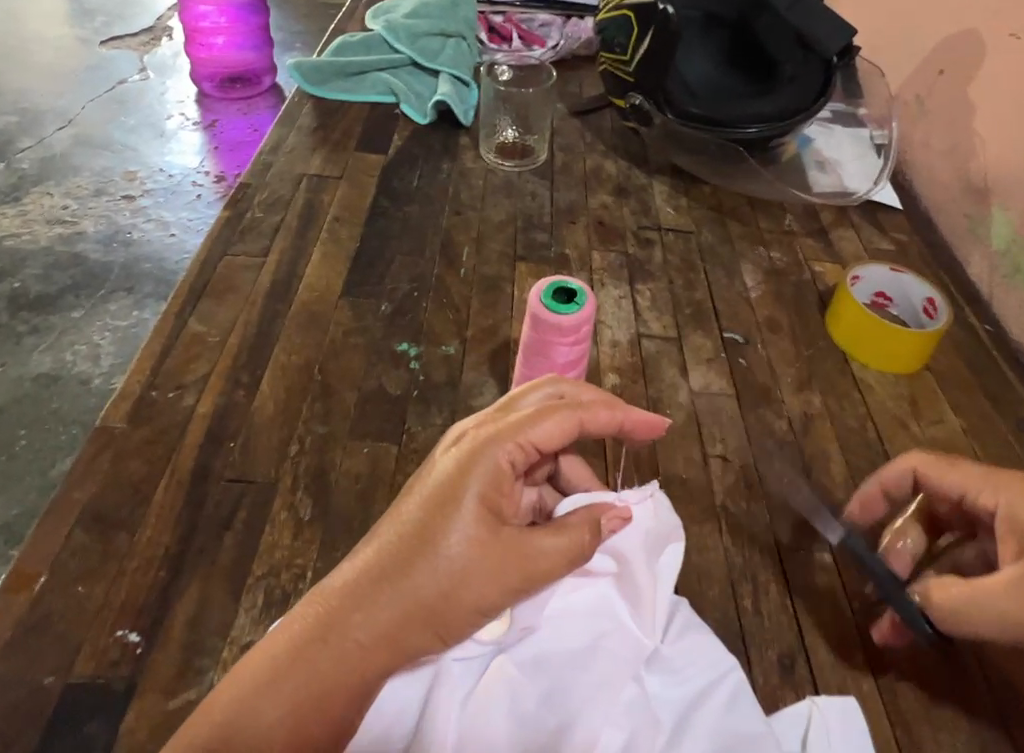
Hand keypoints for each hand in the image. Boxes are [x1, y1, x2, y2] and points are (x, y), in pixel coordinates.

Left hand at [311, 377, 671, 666]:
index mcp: (491, 443)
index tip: (660, 427)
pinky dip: (547, 487)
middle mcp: (478, 435)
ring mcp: (466, 456)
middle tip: (639, 438)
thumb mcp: (521, 567)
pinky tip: (559, 525)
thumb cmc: (440, 588)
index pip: (568, 412)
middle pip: (549, 402)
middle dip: (597, 418)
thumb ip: (578, 536)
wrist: (363, 620)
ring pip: (536, 439)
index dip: (618, 416)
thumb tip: (620, 513)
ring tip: (591, 520)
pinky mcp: (462, 480)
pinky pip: (518, 466)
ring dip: (571, 468)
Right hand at [844, 450, 1023, 691]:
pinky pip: (980, 570)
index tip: (849, 529)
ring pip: (954, 543)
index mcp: (1002, 493)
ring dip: (923, 577)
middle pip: (933, 508)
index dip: (878, 491)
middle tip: (885, 590)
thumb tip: (901, 602)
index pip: (920, 470)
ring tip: (899, 622)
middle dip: (900, 546)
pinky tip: (939, 627)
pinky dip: (954, 593)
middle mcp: (1009, 504)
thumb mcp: (1017, 611)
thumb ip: (947, 602)